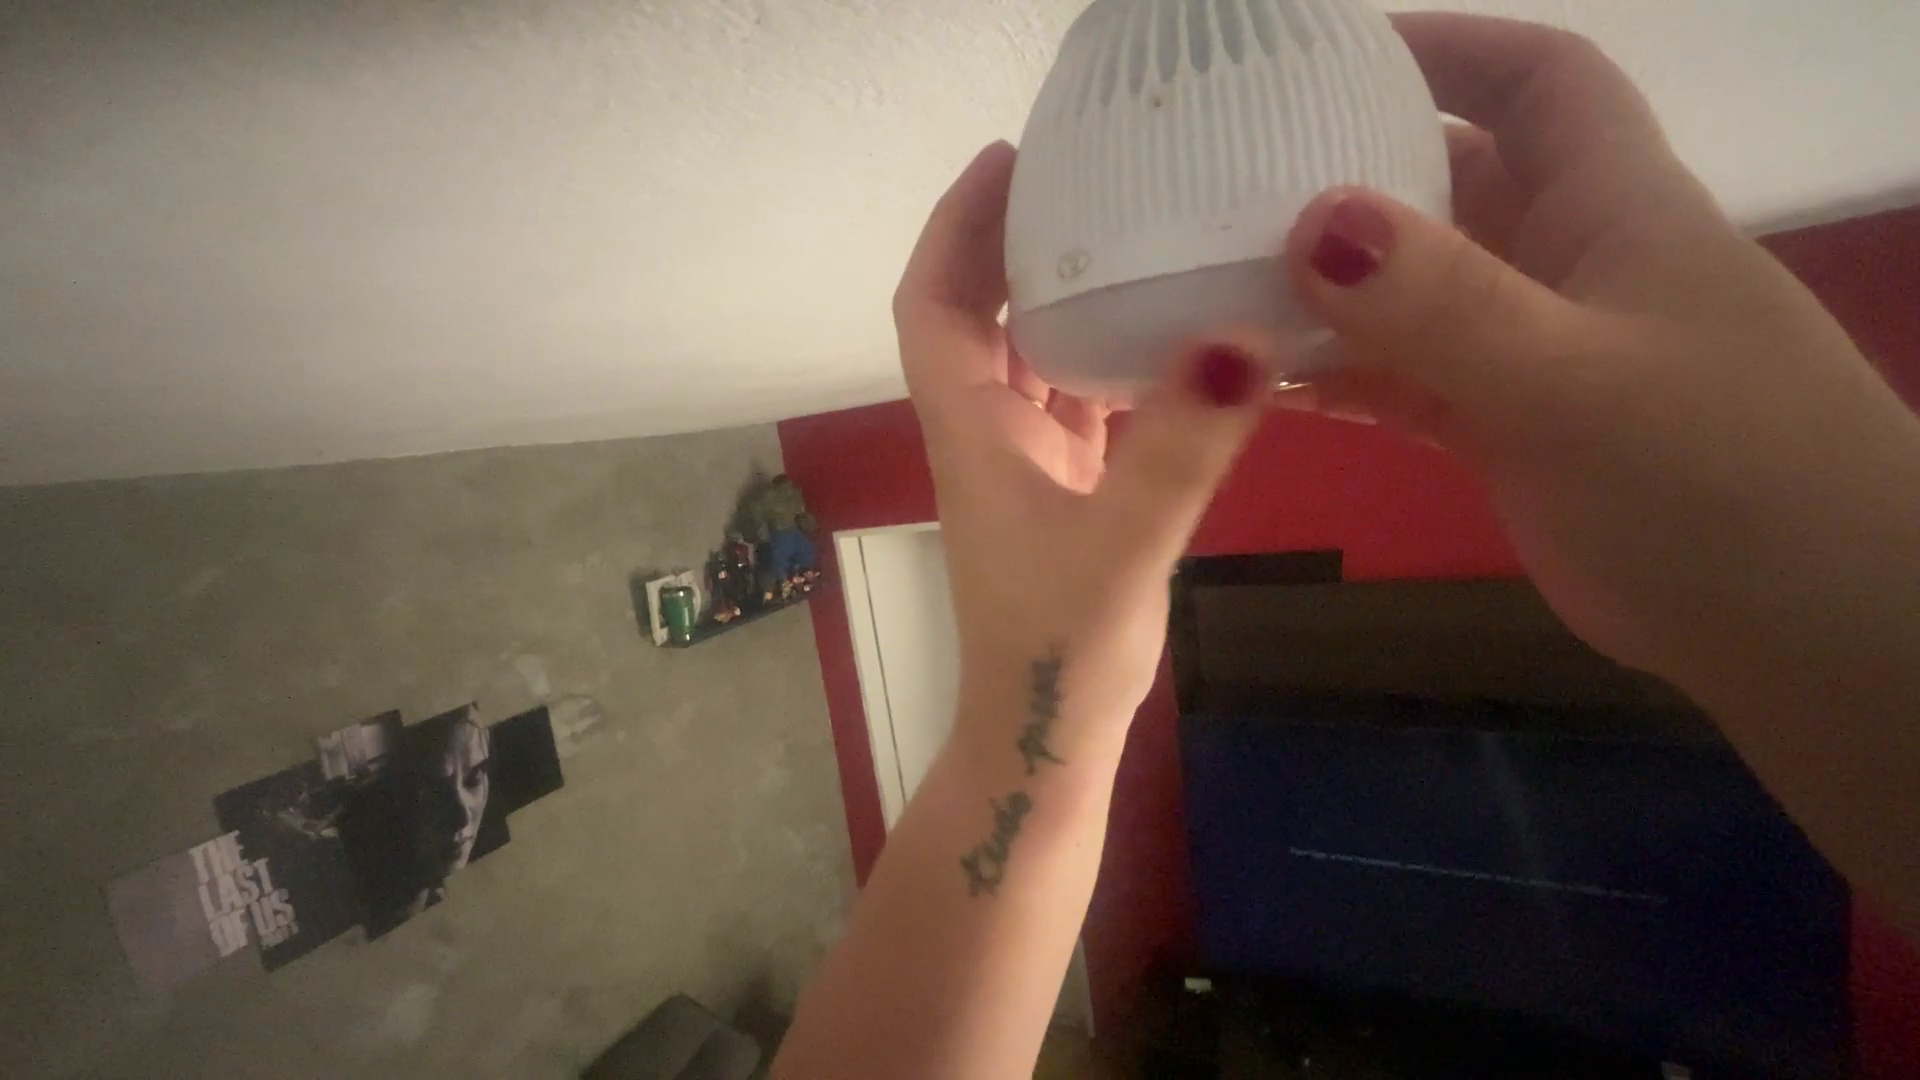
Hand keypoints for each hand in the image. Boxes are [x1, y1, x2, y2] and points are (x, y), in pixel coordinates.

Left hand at [893, 143, 1270, 747]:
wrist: (1045, 728)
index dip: (954, 230)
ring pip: (1026, 357)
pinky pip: (1074, 400)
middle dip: (1008, 244)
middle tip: (1078, 178)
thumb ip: (1175, 452)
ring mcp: (1026, 464)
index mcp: (972, 433)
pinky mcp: (1066, 491)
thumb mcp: (1119, 549)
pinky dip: (1102, 358)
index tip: (1006, 161)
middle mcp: (989, 435)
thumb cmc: (1057, 650)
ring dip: (1055, 295)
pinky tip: (1158, 335)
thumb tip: (1239, 337)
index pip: (932, 307)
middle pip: (976, 317)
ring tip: (1122, 233)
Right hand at [1276, 14, 1919, 930]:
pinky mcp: (1494, 426)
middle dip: (1353, 173)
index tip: (1330, 59)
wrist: (1789, 626)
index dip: (1445, 51)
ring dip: (1326, 289)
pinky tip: (1267, 382)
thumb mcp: (1572, 377)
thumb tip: (1314, 223)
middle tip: (1239, 184)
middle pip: (1447, 187)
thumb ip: (1444, 304)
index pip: (1534, 84)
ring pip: (1407, 294)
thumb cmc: (1714, 481)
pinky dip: (1335, 374)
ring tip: (1224, 286)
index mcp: (1609, 211)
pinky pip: (1395, 378)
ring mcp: (1522, 352)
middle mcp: (1561, 267)